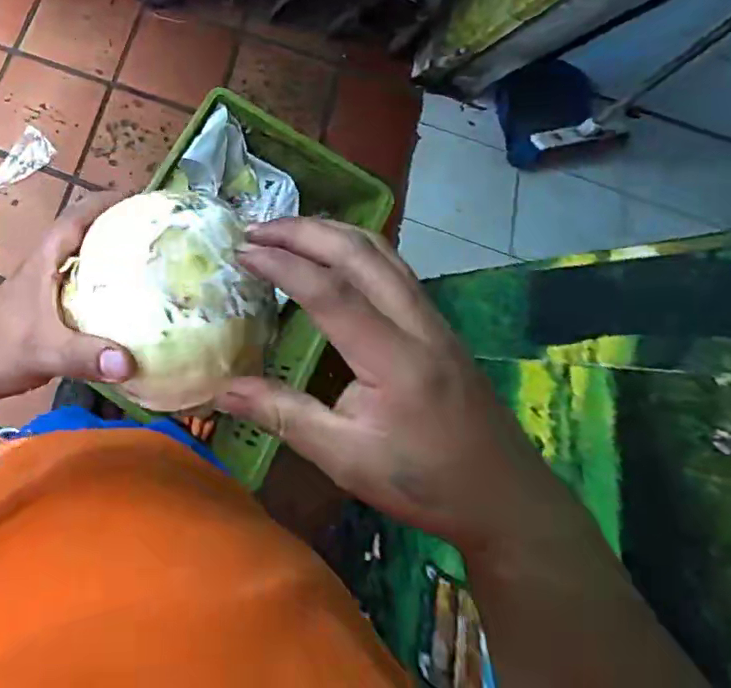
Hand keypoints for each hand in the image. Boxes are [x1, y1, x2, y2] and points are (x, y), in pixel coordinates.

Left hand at [0, 190, 136, 410]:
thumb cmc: (1, 351)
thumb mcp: (47, 353)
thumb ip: (87, 356)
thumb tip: (130, 362)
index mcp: (43, 261)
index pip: (75, 217)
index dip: (105, 203)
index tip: (140, 199)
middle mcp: (43, 264)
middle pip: (81, 230)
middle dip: (114, 222)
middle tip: (151, 226)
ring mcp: (41, 283)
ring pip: (79, 254)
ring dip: (107, 248)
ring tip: (144, 253)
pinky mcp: (42, 303)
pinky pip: (78, 278)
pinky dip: (100, 276)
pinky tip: (121, 293)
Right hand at [215, 218, 571, 551]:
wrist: (509, 499)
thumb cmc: (425, 483)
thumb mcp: (346, 460)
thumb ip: (284, 415)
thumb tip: (220, 390)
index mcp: (396, 360)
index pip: (332, 292)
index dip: (283, 266)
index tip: (241, 253)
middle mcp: (418, 324)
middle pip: (359, 252)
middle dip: (302, 231)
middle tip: (253, 230)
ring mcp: (432, 317)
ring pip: (380, 249)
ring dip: (328, 230)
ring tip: (282, 231)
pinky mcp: (435, 320)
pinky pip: (390, 263)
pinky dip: (350, 244)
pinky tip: (327, 253)